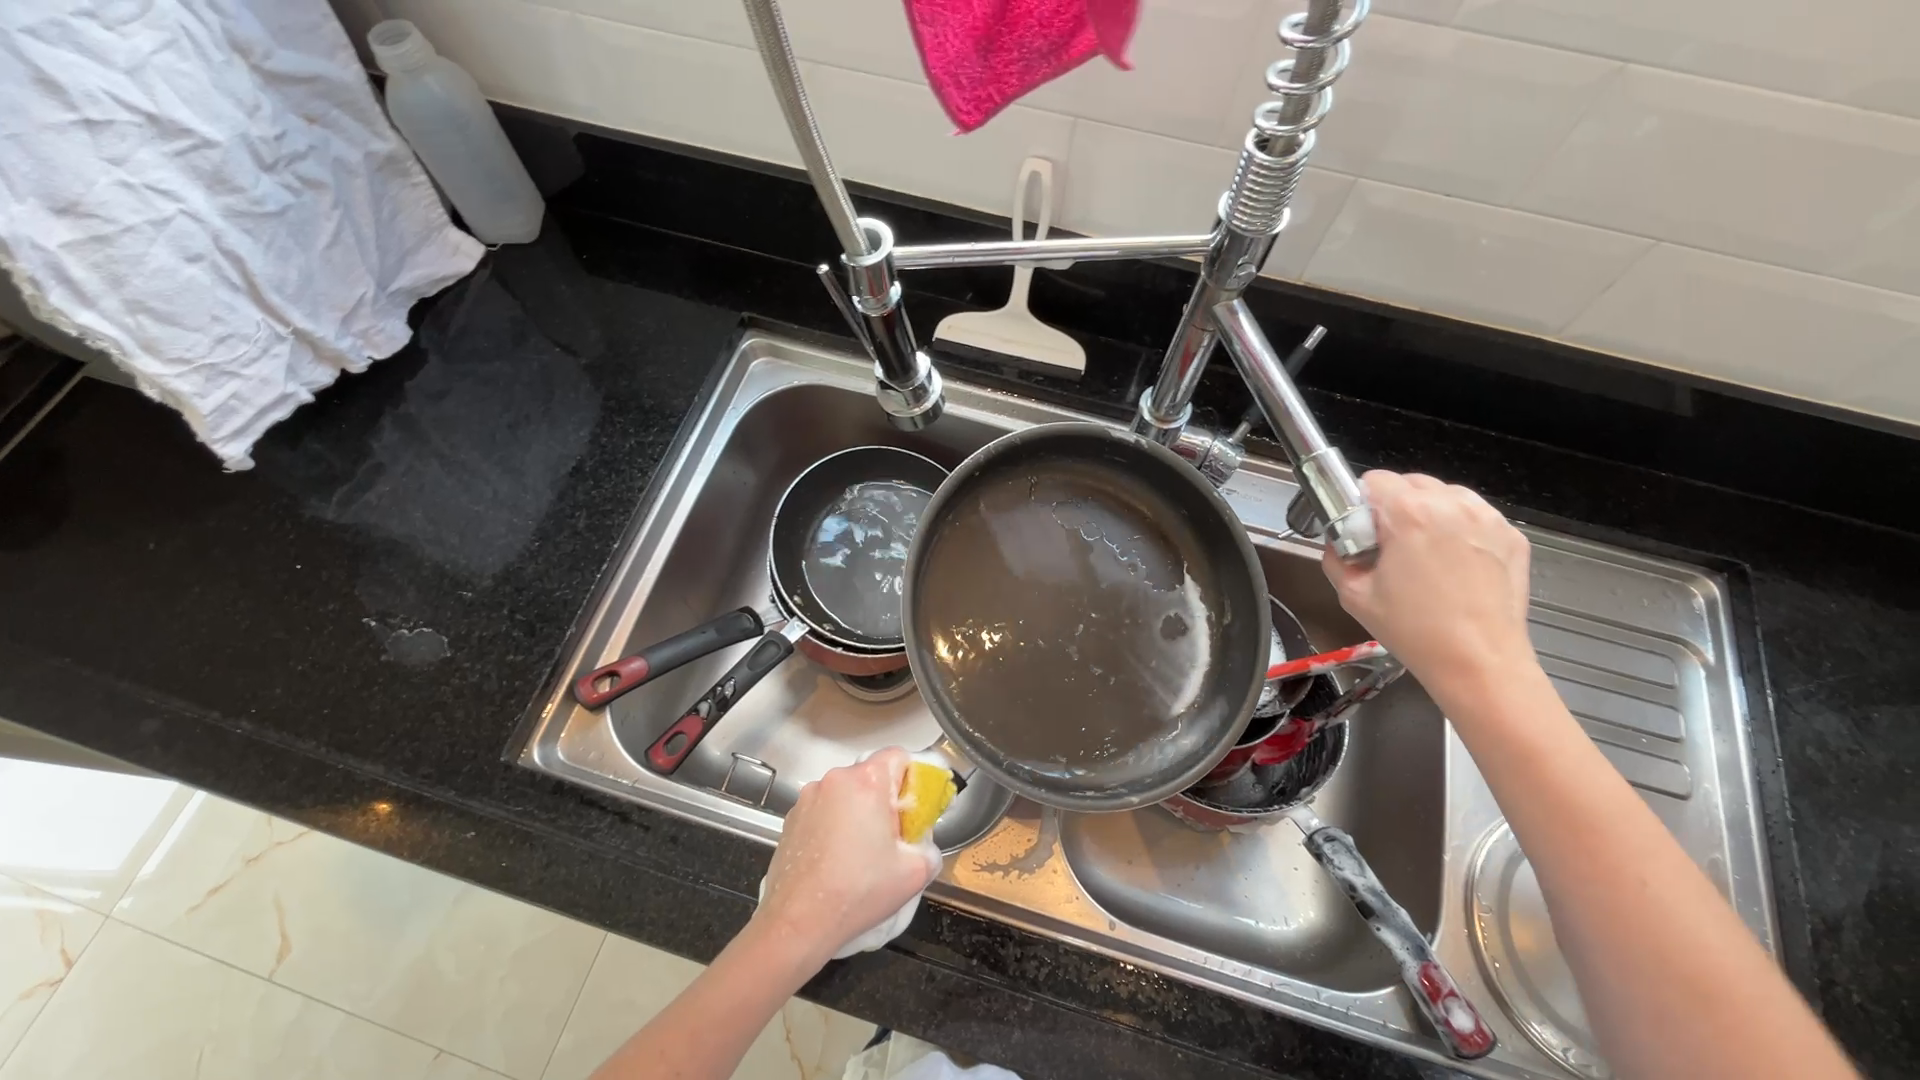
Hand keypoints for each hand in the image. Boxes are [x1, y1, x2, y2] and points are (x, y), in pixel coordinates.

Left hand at [754, 747, 939, 963]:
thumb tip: (923, 843)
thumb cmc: (857, 892)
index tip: (915, 809)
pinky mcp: (792, 818)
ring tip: (861, 854)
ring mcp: (809, 798)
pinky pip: (824, 810)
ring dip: (858, 812)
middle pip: (871, 775)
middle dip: (885, 800)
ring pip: (847, 794)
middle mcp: (835, 780)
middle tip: (892, 838)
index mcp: (867, 782)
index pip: (899, 756)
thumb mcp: (915, 873)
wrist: (798, 922)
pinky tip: (836, 860)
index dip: (913, 779)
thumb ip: (929, 847)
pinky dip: (835, 825)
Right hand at [1322, 471, 1534, 702]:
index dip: (1361, 503)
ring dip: (1428, 514)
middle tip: (1389, 546)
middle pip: (1411, 482)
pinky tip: (1451, 564)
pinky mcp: (1510, 537)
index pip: (1375, 479)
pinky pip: (1475, 516)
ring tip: (1423, 554)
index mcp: (1410, 515)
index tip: (1361, 529)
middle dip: (1394, 507)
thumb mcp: (1353, 595)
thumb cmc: (1419, 632)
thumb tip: (1338, 544)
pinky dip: (1459, 529)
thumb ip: (1335, 558)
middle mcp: (1453, 507)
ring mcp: (1487, 520)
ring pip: (1445, 495)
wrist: (1478, 661)